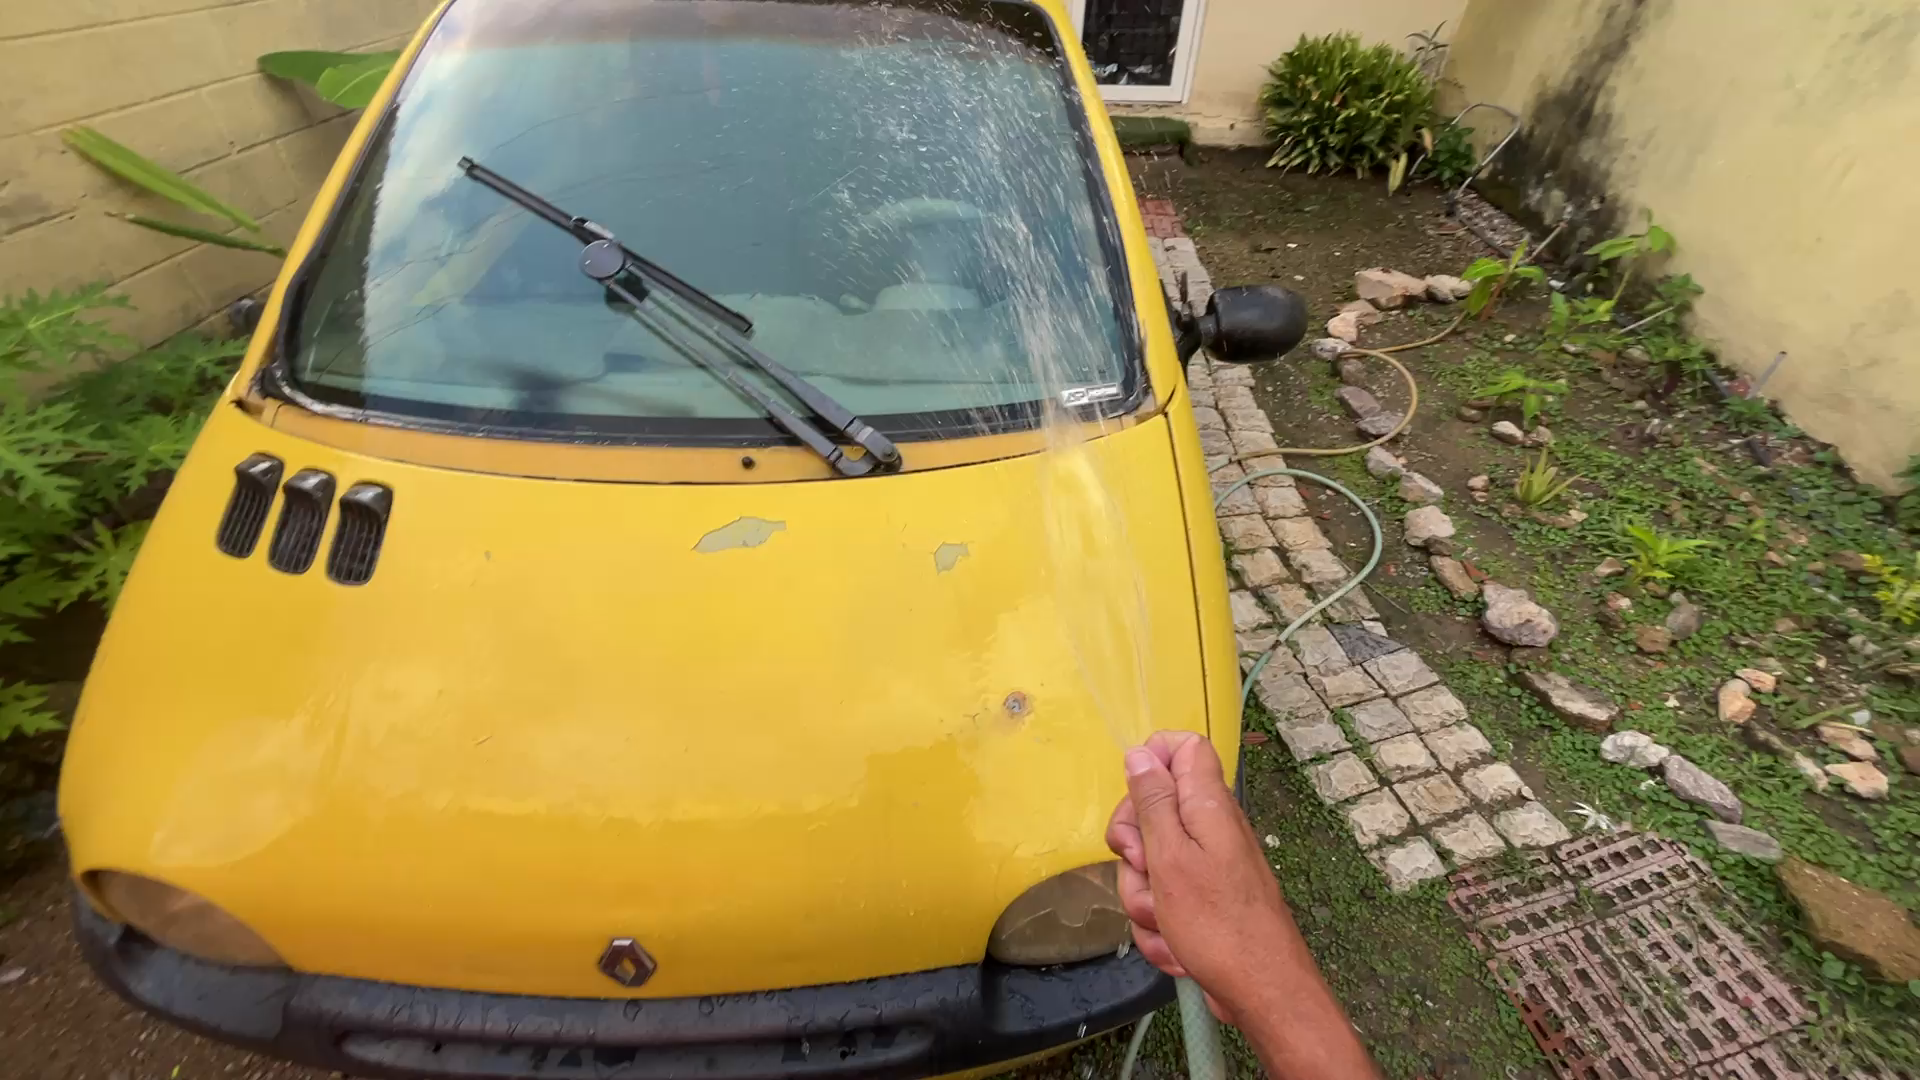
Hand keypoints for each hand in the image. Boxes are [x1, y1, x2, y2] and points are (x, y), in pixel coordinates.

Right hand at [1104, 731, 1290, 1023]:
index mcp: (1206, 803)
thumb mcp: (1171, 856)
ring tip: (1163, 920)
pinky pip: (1162, 896)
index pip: (1182, 746)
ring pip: (1150, 858)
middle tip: (1144, 866)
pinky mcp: (1201, 898)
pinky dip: (1160, 922)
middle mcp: (1207, 826)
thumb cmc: (1218, 924)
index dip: (1152, 758)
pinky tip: (1173, 945)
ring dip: (1144, 894)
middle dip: (1133, 843)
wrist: (1264, 995)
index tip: (1136, 796)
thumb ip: (1153, 801)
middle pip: (1152, 806)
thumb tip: (1140, 753)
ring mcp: (1205, 863)